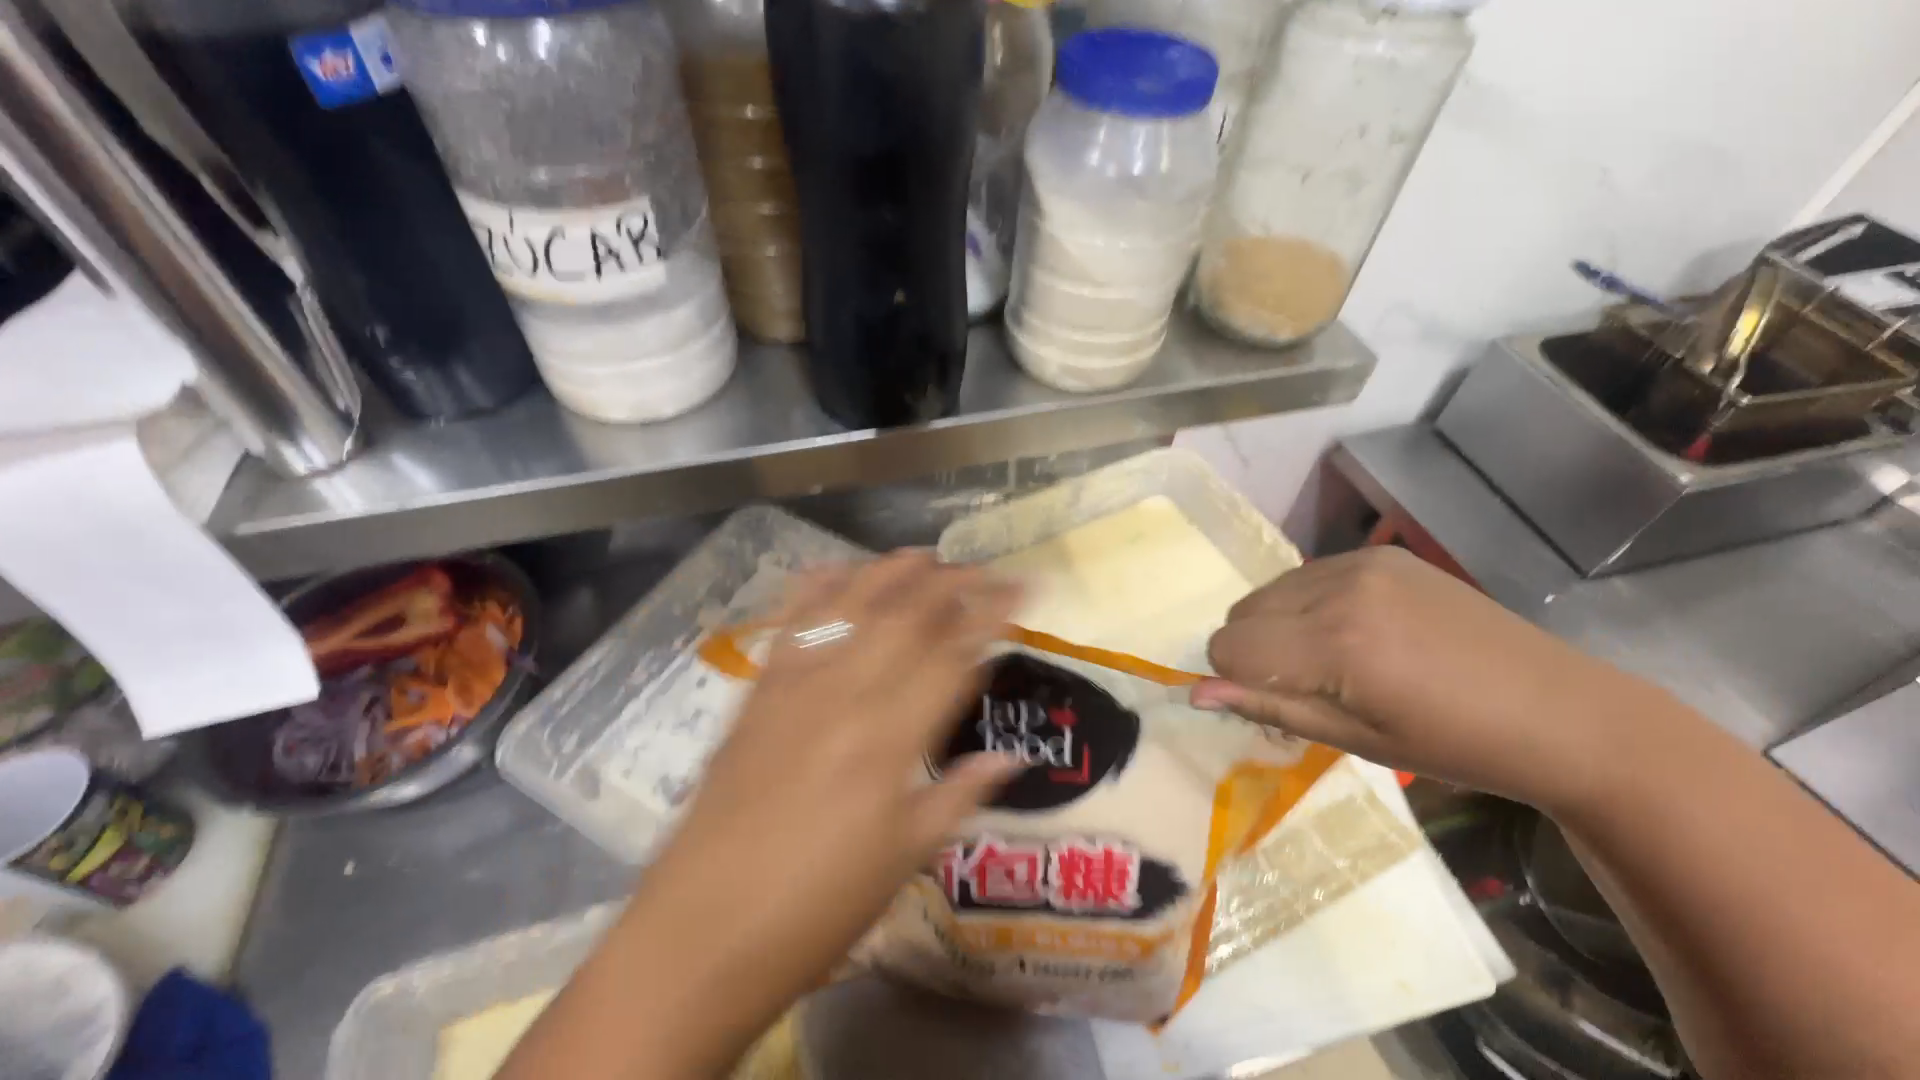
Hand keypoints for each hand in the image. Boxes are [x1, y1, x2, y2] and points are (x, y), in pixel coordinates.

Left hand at [637, 551, 1021, 1011]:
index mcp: (889, 741)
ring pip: (848, 610)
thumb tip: (1010, 757)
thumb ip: (957, 796)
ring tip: (924, 555)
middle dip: (953, 585)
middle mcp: (842, 698)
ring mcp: (791, 691)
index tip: (1023, 587)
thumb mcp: (901, 862)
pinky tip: (831, 569)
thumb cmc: (815, 913)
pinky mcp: (753, 699)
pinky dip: (812, 592)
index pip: (953, 658)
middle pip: (906, 620)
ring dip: (889, 575)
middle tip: (988, 567)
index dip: (992, 617)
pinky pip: (787, 629)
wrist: (699, 934)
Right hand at [1190, 547, 1663, 810]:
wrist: (1558, 710)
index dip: (1235, 679)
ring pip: (1270, 591)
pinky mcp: (1384, 555)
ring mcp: (1364, 563)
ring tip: (1336, 661)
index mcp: (1336, 644)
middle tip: (1308, 687)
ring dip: (1279, 626)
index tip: (1274, 703)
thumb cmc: (1456, 745)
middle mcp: (1340, 587)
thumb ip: (1269, 706)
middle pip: (1242, 613)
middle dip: (1254, 651)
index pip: (1229, 646)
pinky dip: (1309, 604)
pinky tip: (1359, 632)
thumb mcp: (1355, 739)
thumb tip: (1194, 693)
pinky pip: (1309, 575)